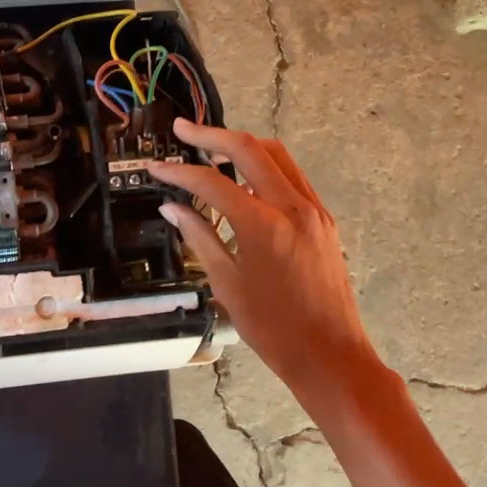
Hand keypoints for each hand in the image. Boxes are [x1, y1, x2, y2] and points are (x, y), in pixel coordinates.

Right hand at [149, 119, 379, 404]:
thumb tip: (172, 208)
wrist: (332, 356)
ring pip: (276, 155)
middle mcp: (292, 206)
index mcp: (263, 225)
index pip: (212, 182)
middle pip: (249, 149)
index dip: (178, 172)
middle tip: (182, 130)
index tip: (155, 167)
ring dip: (241, 145)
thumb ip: (200, 238)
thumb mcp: (227, 285)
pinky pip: (291, 176)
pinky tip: (245, 178)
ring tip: (211, 148)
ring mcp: (313, 210)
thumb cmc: (273, 329)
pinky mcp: (324, 219)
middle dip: (211, 135)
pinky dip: (264, 166)